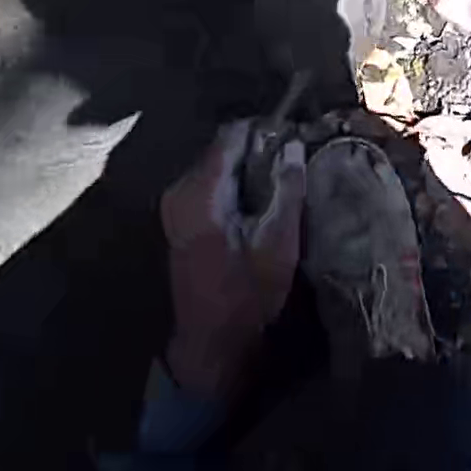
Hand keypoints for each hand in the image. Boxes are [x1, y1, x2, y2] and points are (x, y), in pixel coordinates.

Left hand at [159, 119, 305, 398]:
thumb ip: (287, 187)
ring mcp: (177, 202)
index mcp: (200, 194)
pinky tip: (263, 192)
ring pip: (220, 160)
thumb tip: (294, 143)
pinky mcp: (181, 214)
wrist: (212, 341)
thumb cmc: (248, 292)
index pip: (231, 135)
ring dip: (250, 161)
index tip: (294, 134)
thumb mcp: (279, 241)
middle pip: (224, 145)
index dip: (265, 128)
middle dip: (260, 144)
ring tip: (283, 173)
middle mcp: (181, 190)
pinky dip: (238, 176)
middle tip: (293, 155)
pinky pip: (214, 177)